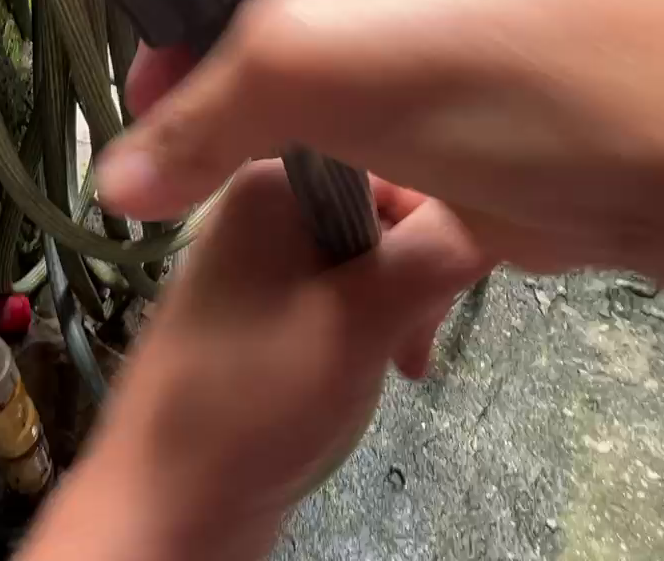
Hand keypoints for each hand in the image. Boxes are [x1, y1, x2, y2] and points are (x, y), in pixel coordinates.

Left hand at [20, 161, 489, 560]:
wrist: (170, 493)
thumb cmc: (259, 394)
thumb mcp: (359, 319)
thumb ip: (432, 256)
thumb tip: (494, 212)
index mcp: (271, 182)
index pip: (385, 169)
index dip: (431, 225)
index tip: (448, 290)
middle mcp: (259, 203)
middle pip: (375, 214)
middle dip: (411, 278)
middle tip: (411, 344)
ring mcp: (256, 253)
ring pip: (361, 258)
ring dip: (394, 308)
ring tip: (395, 363)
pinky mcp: (258, 299)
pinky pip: (333, 289)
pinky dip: (364, 324)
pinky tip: (372, 364)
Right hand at [97, 0, 663, 273]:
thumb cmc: (474, 66)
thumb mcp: (305, 68)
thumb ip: (192, 121)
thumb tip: (112, 188)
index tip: (143, 75)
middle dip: (188, 62)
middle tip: (166, 138)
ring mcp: (378, 10)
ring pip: (262, 52)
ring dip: (227, 109)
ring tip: (199, 169)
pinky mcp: (401, 81)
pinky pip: (307, 99)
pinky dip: (273, 136)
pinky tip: (256, 176)